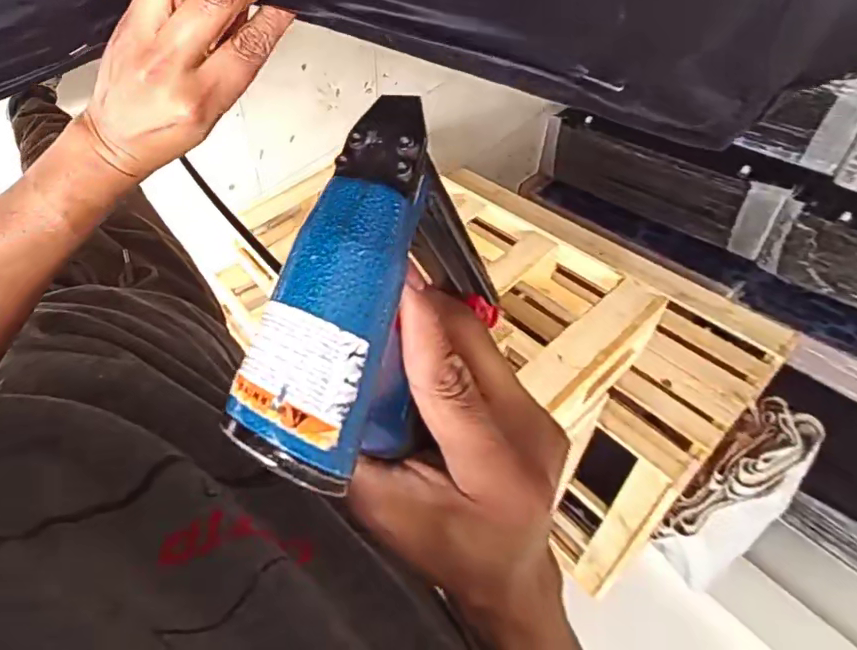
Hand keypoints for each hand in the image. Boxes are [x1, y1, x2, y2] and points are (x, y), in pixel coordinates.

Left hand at [77, 0, 295, 180]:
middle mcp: (167, 67)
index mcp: (199, 97)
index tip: (285, 1)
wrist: (114, 138)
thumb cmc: (164, 131)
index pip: (248, 44)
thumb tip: (263, 17)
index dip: (275, 15)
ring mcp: (142, 42)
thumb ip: (240, 63)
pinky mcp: (125, 24)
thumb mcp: (216, 111)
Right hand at [349, 277, 579, 648]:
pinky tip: (416, 345)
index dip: (421, 326)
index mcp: (495, 472)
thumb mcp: (382, 510)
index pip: (450, 382)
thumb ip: (350, 451)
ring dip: (433, 319)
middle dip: (424, 306)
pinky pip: (482, 352)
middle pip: (471, 342)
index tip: (400, 280)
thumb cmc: (445, 551)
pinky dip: (445, 339)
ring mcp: (536, 417)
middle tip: (380, 286)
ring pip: (478, 340)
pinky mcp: (531, 405)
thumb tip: (319, 388)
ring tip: (391, 312)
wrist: (508, 576)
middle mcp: (528, 436)